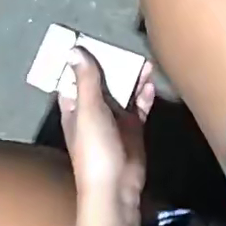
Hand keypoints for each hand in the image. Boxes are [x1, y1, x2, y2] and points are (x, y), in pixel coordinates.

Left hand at [58, 49, 156, 214]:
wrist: (116, 185)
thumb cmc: (95, 147)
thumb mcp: (88, 109)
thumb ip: (86, 79)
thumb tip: (74, 50)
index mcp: (75, 108)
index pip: (75, 79)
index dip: (81, 61)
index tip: (91, 40)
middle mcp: (94, 111)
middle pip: (102, 82)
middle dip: (112, 65)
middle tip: (125, 45)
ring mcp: (115, 119)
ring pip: (123, 91)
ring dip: (131, 77)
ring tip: (143, 60)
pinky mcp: (133, 128)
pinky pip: (139, 105)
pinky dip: (144, 94)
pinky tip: (151, 83)